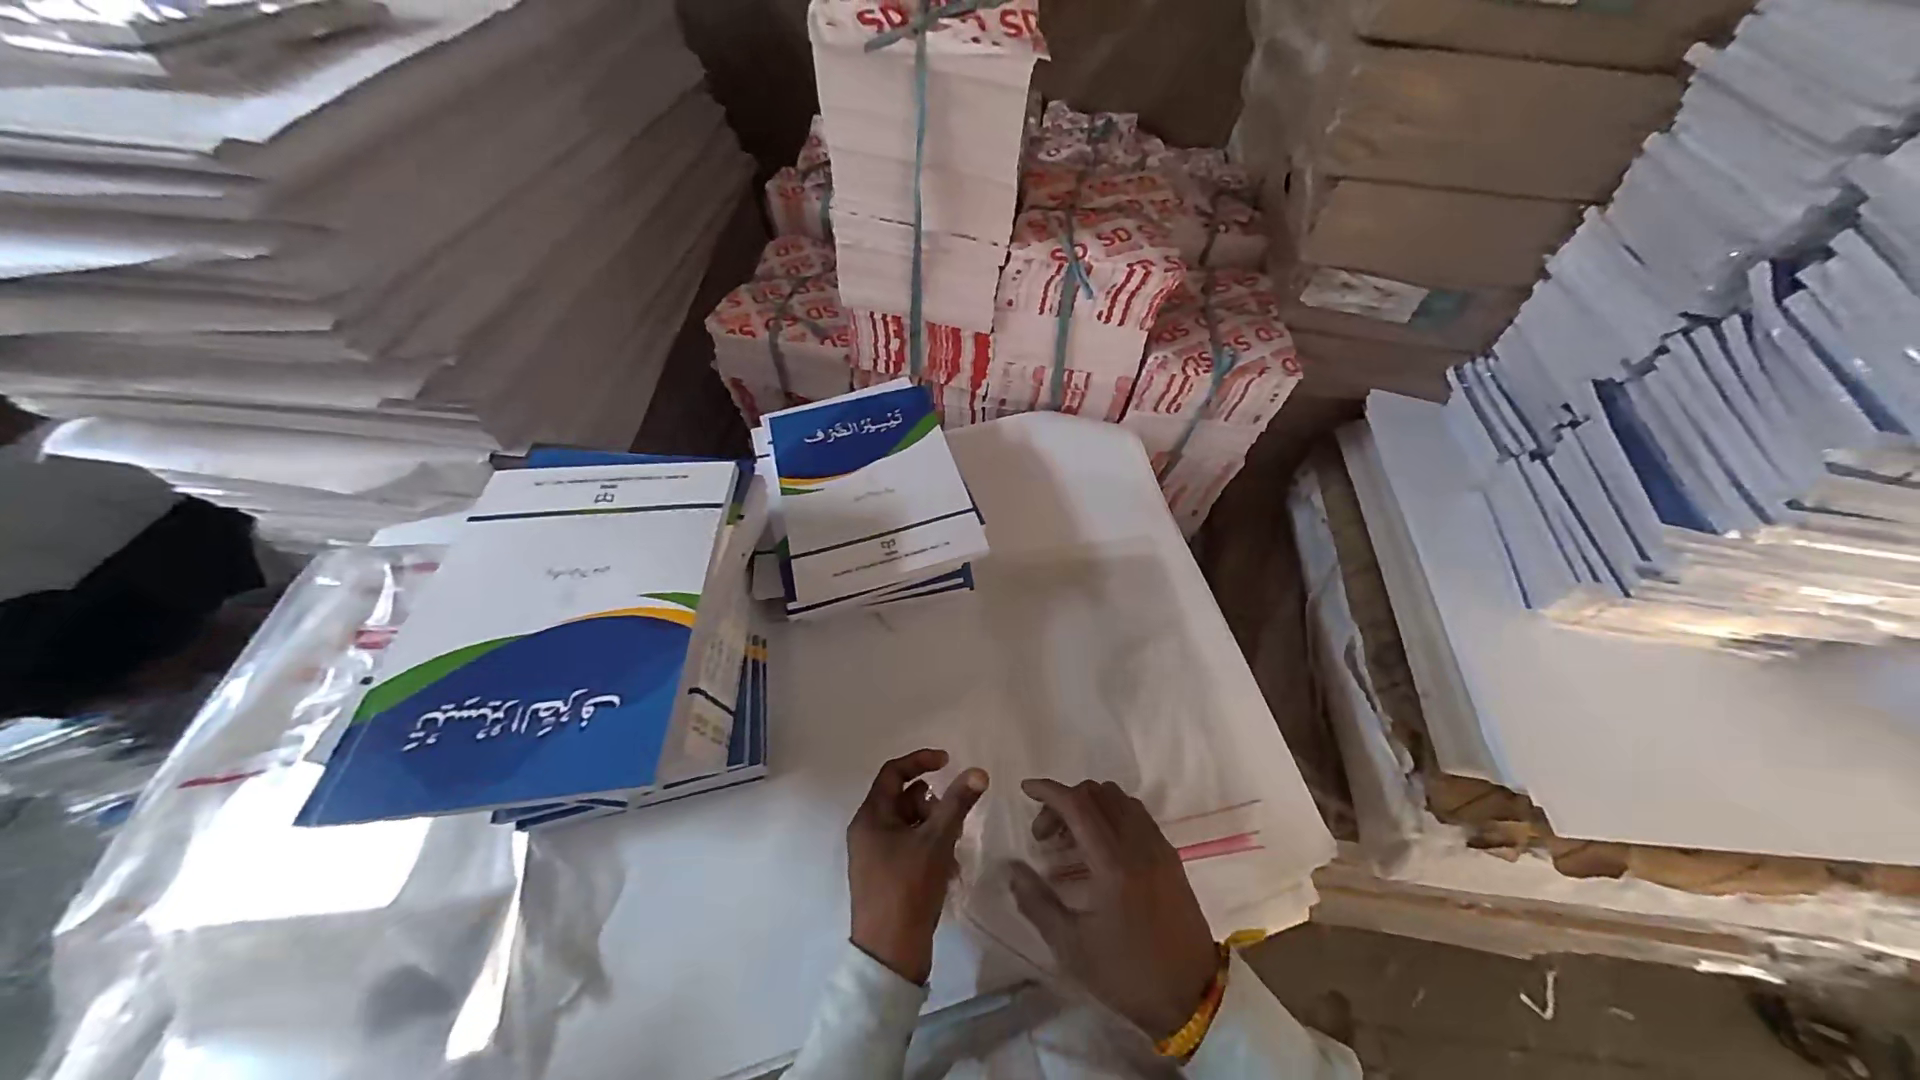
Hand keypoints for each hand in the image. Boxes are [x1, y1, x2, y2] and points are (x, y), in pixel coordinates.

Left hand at [846, 749, 987, 984]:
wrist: (890, 954)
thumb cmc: (908, 889)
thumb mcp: (936, 841)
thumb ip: (957, 803)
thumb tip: (978, 772)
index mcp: (870, 817)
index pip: (893, 773)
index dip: (920, 761)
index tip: (948, 761)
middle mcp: (868, 831)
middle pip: (903, 799)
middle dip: (933, 804)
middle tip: (954, 819)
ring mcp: (875, 855)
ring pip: (910, 825)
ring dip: (936, 828)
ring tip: (954, 848)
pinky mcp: (885, 876)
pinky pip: (909, 847)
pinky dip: (930, 849)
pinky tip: (949, 870)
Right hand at [1008, 779, 1218, 1040]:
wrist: (1194, 997)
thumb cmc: (1128, 974)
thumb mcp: (1072, 947)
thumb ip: (1037, 901)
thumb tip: (1012, 868)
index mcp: (1113, 863)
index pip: (1078, 805)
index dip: (1049, 791)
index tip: (1025, 790)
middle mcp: (1138, 844)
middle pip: (1097, 793)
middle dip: (1064, 801)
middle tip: (1045, 835)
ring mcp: (1159, 847)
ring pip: (1119, 799)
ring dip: (1089, 805)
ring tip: (1071, 839)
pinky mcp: (1171, 857)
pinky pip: (1137, 814)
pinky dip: (1112, 814)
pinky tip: (1099, 846)